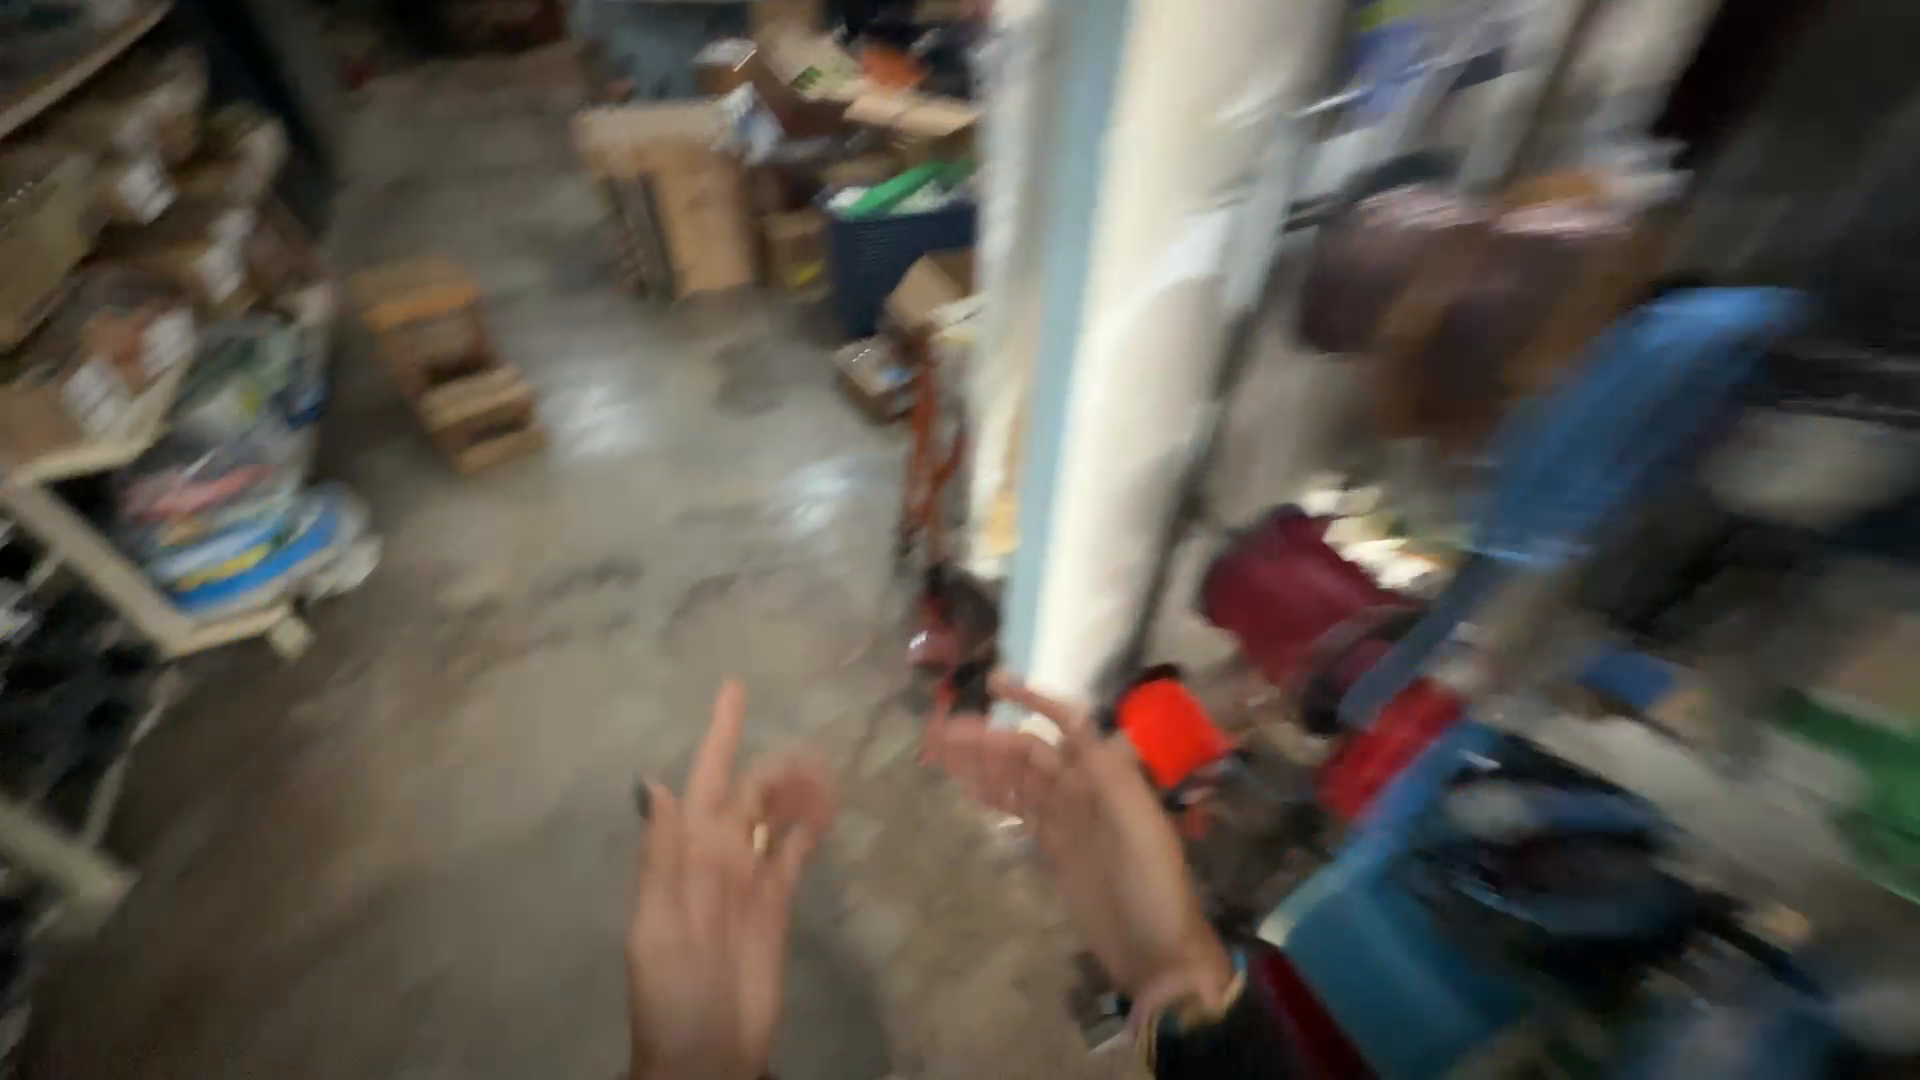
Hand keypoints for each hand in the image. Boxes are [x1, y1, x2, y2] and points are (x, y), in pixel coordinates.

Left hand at [627, 680, 836, 1079]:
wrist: (709, 1052)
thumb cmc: (673, 989)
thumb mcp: (655, 924)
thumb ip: (661, 854)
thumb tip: (652, 782)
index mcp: (687, 851)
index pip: (705, 779)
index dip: (719, 735)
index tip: (735, 689)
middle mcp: (719, 852)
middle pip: (752, 790)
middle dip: (779, 765)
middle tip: (817, 754)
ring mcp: (750, 873)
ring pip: (777, 811)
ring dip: (799, 789)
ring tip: (828, 779)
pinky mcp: (778, 896)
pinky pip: (795, 848)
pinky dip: (809, 826)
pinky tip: (824, 813)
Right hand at [924, 674, 1232, 1018]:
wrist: (1156, 952)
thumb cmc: (1152, 885)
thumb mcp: (1138, 827)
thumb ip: (1108, 772)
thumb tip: (1077, 720)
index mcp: (1104, 773)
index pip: (1065, 723)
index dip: (1033, 700)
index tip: (995, 685)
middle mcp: (1081, 786)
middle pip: (1027, 750)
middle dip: (987, 737)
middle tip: (940, 731)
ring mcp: (1065, 816)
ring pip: (1016, 777)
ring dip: (981, 762)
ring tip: (940, 751)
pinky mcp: (1053, 845)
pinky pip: (1017, 809)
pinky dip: (992, 794)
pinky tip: (966, 786)